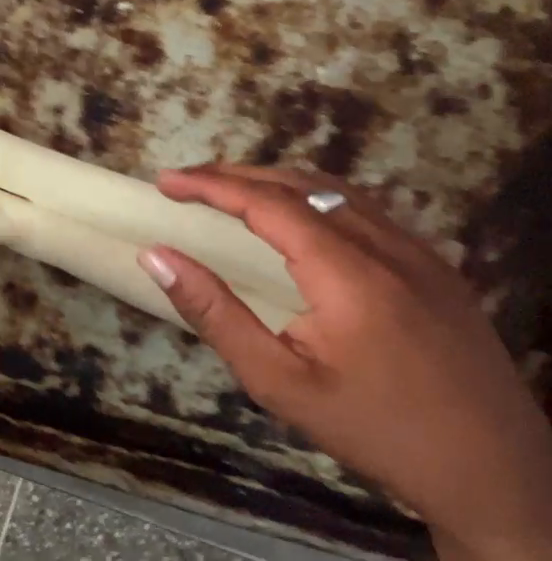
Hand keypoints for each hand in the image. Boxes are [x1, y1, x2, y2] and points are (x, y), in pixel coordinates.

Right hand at [142, 166, 551, 559]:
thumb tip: (155, 255)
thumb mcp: (278, 382)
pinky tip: (297, 220)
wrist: (503, 482)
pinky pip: (371, 213)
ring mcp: (427, 262)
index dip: (211, 184)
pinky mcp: (442, 276)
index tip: (163, 183)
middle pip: (306, 186)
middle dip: (237, 175)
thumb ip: (214, 313)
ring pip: (342, 193)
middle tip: (184, 183)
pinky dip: (317, 199)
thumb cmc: (378, 431)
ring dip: (278, 183)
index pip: (270, 203)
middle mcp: (393, 253)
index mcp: (353, 277)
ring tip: (229, 193)